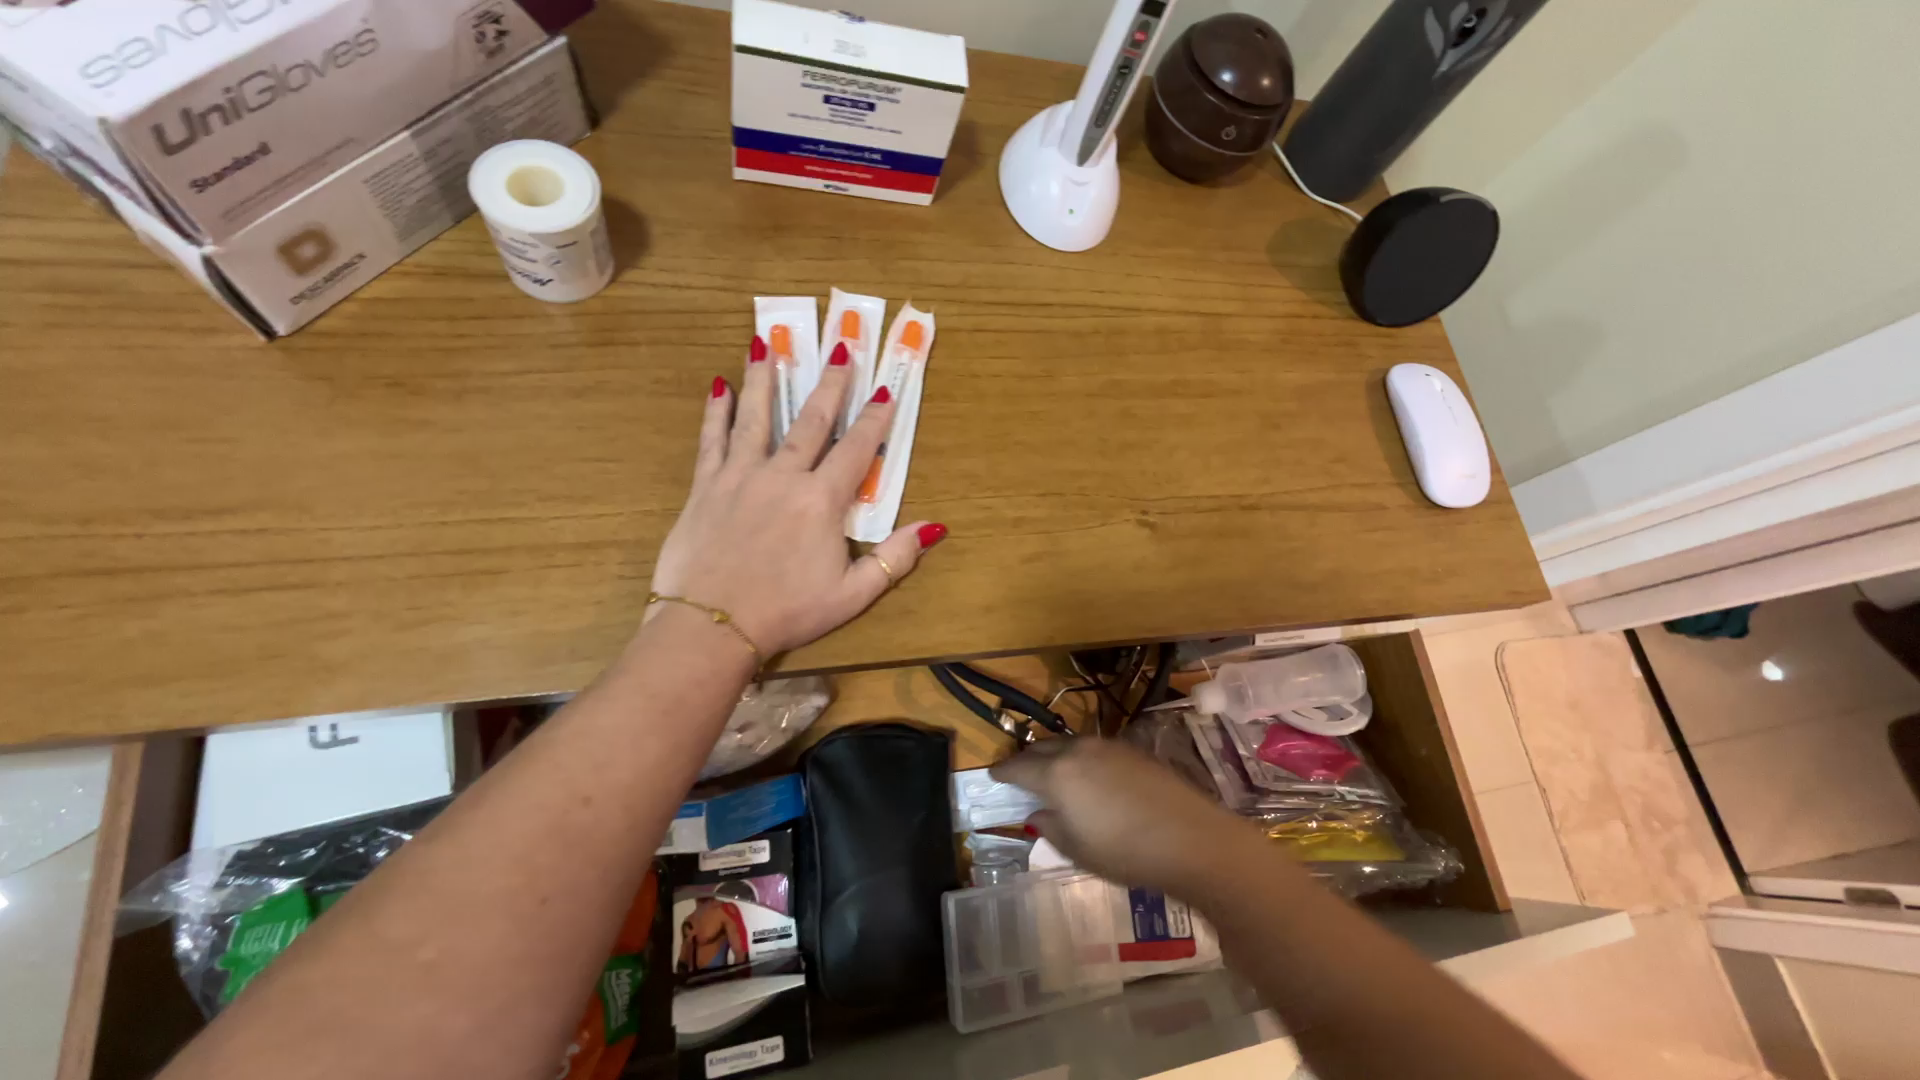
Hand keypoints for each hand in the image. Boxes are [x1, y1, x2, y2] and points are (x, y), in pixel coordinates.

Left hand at [648, 336, 947, 655]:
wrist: (711, 627)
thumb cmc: (787, 612)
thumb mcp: (851, 595)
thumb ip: (893, 558)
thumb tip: (934, 527)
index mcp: (821, 500)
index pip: (856, 449)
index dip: (874, 419)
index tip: (884, 390)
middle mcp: (783, 476)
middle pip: (810, 421)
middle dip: (830, 384)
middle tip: (841, 347)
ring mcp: (740, 476)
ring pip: (756, 417)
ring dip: (764, 379)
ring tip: (767, 344)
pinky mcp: (706, 486)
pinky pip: (712, 439)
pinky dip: (717, 412)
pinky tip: (719, 386)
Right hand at [990, 738, 1262, 892]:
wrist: (1192, 839)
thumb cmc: (1126, 852)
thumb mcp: (1077, 849)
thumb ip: (1050, 826)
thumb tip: (1039, 813)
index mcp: (1056, 774)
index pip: (1018, 767)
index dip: (1003, 772)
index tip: (993, 776)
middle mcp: (1078, 750)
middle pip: (1042, 749)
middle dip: (1027, 759)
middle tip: (1018, 773)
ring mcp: (1109, 747)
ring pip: (1069, 744)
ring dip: (1055, 755)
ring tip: (1051, 772)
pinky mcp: (1134, 751)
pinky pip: (1093, 749)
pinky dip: (1080, 758)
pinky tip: (1088, 777)